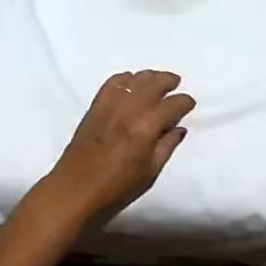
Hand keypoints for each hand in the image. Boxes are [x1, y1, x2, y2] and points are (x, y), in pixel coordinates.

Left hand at [40, 70, 195, 222]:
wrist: (76, 189)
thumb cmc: (117, 186)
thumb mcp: (150, 171)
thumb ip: (167, 146)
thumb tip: (179, 128)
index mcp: (147, 126)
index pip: (173, 104)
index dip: (185, 102)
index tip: (189, 104)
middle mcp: (130, 109)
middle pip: (154, 83)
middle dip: (168, 80)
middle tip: (175, 83)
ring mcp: (110, 105)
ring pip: (133, 79)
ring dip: (148, 76)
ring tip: (156, 80)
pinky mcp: (95, 107)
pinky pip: (111, 83)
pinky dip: (124, 79)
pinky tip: (130, 82)